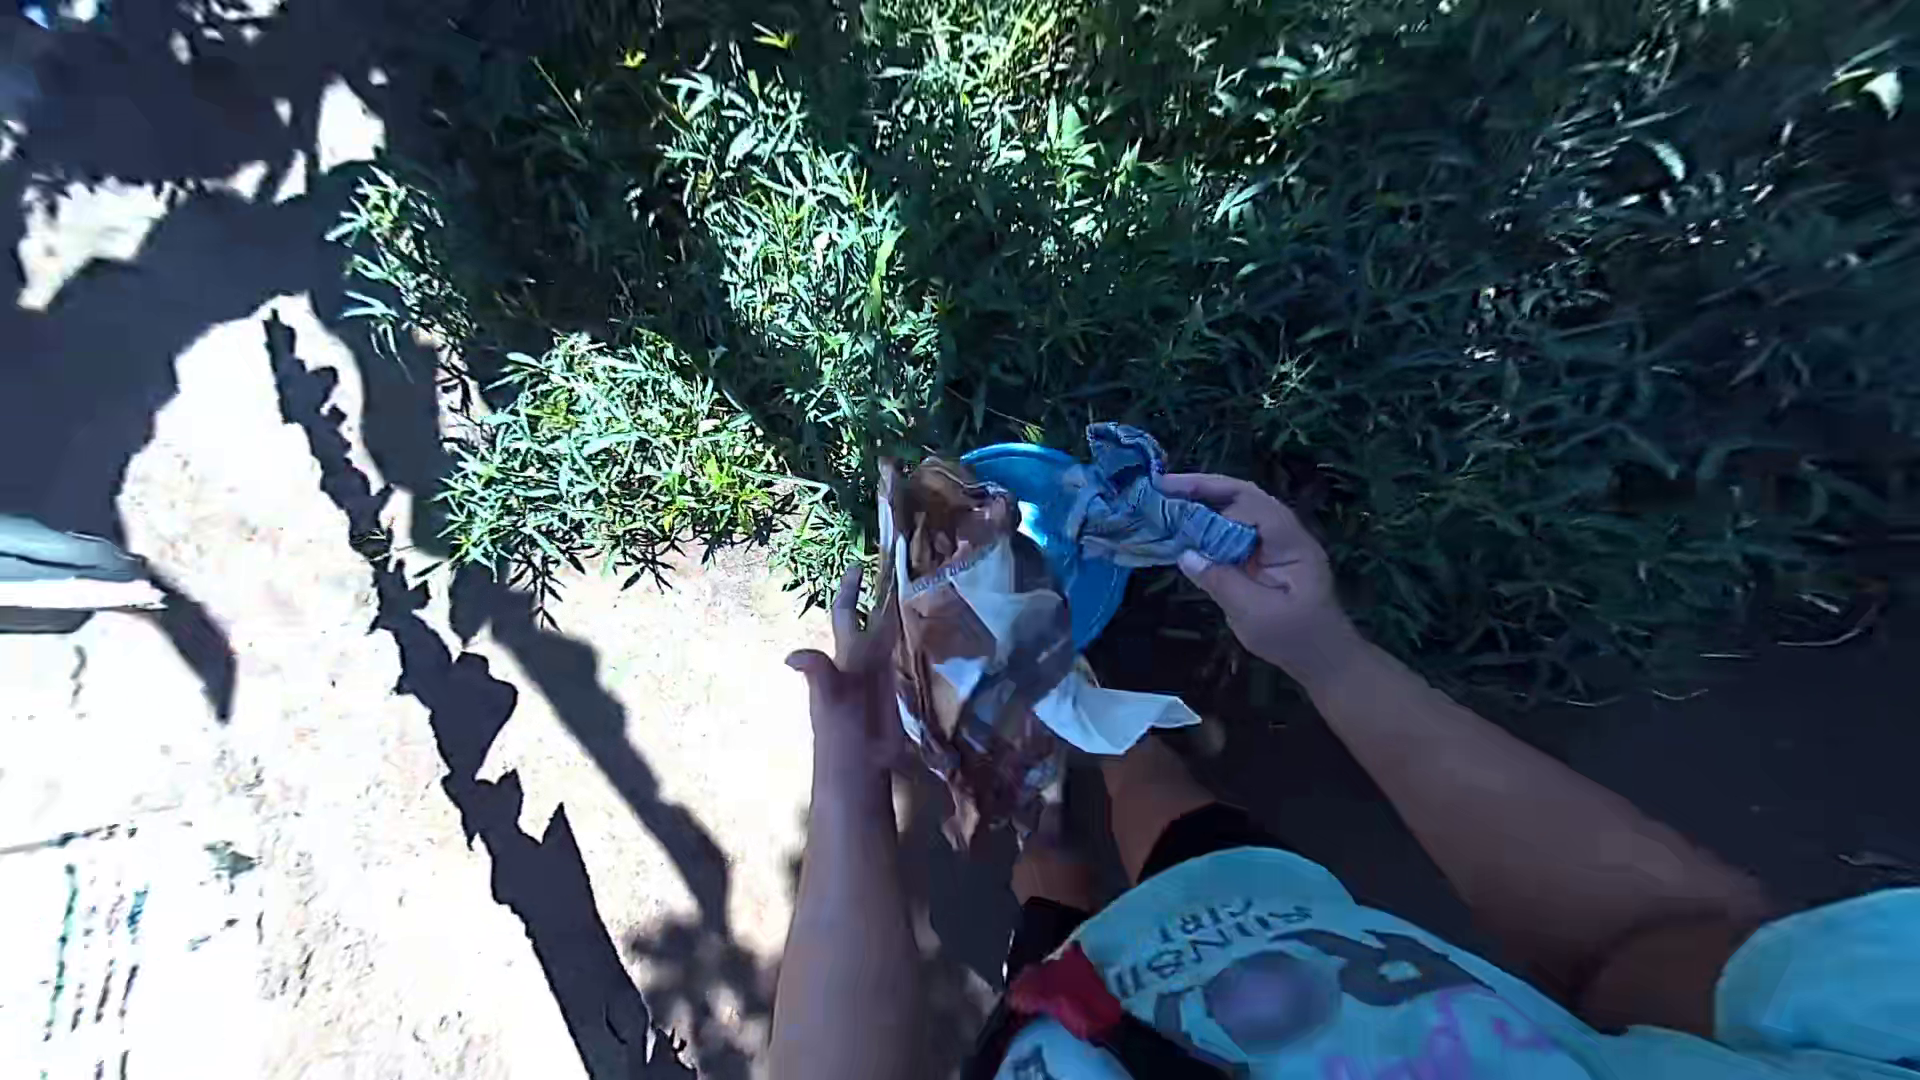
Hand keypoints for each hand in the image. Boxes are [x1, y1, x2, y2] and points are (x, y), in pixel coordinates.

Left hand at [786, 562, 903, 802]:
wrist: (858, 767)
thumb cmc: (840, 731)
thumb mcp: (827, 700)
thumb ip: (818, 675)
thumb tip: (792, 656)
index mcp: (848, 655)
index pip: (849, 614)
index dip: (851, 590)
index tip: (859, 562)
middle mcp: (866, 658)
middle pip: (876, 618)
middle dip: (884, 592)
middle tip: (903, 565)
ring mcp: (885, 673)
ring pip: (895, 634)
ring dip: (906, 613)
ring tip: (926, 588)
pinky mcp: (902, 688)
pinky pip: (912, 657)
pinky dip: (921, 642)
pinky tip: (939, 632)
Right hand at [1160, 472, 1358, 677]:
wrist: (1322, 660)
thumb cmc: (1294, 638)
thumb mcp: (1255, 614)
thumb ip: (1220, 581)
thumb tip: (1185, 554)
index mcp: (1291, 543)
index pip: (1253, 506)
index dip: (1215, 500)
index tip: (1177, 503)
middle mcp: (1283, 534)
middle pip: (1243, 496)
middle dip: (1203, 488)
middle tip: (1162, 486)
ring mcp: (1270, 544)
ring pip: (1235, 509)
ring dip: (1201, 502)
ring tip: (1165, 500)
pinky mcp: (1257, 557)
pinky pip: (1229, 531)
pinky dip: (1205, 525)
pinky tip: (1181, 528)